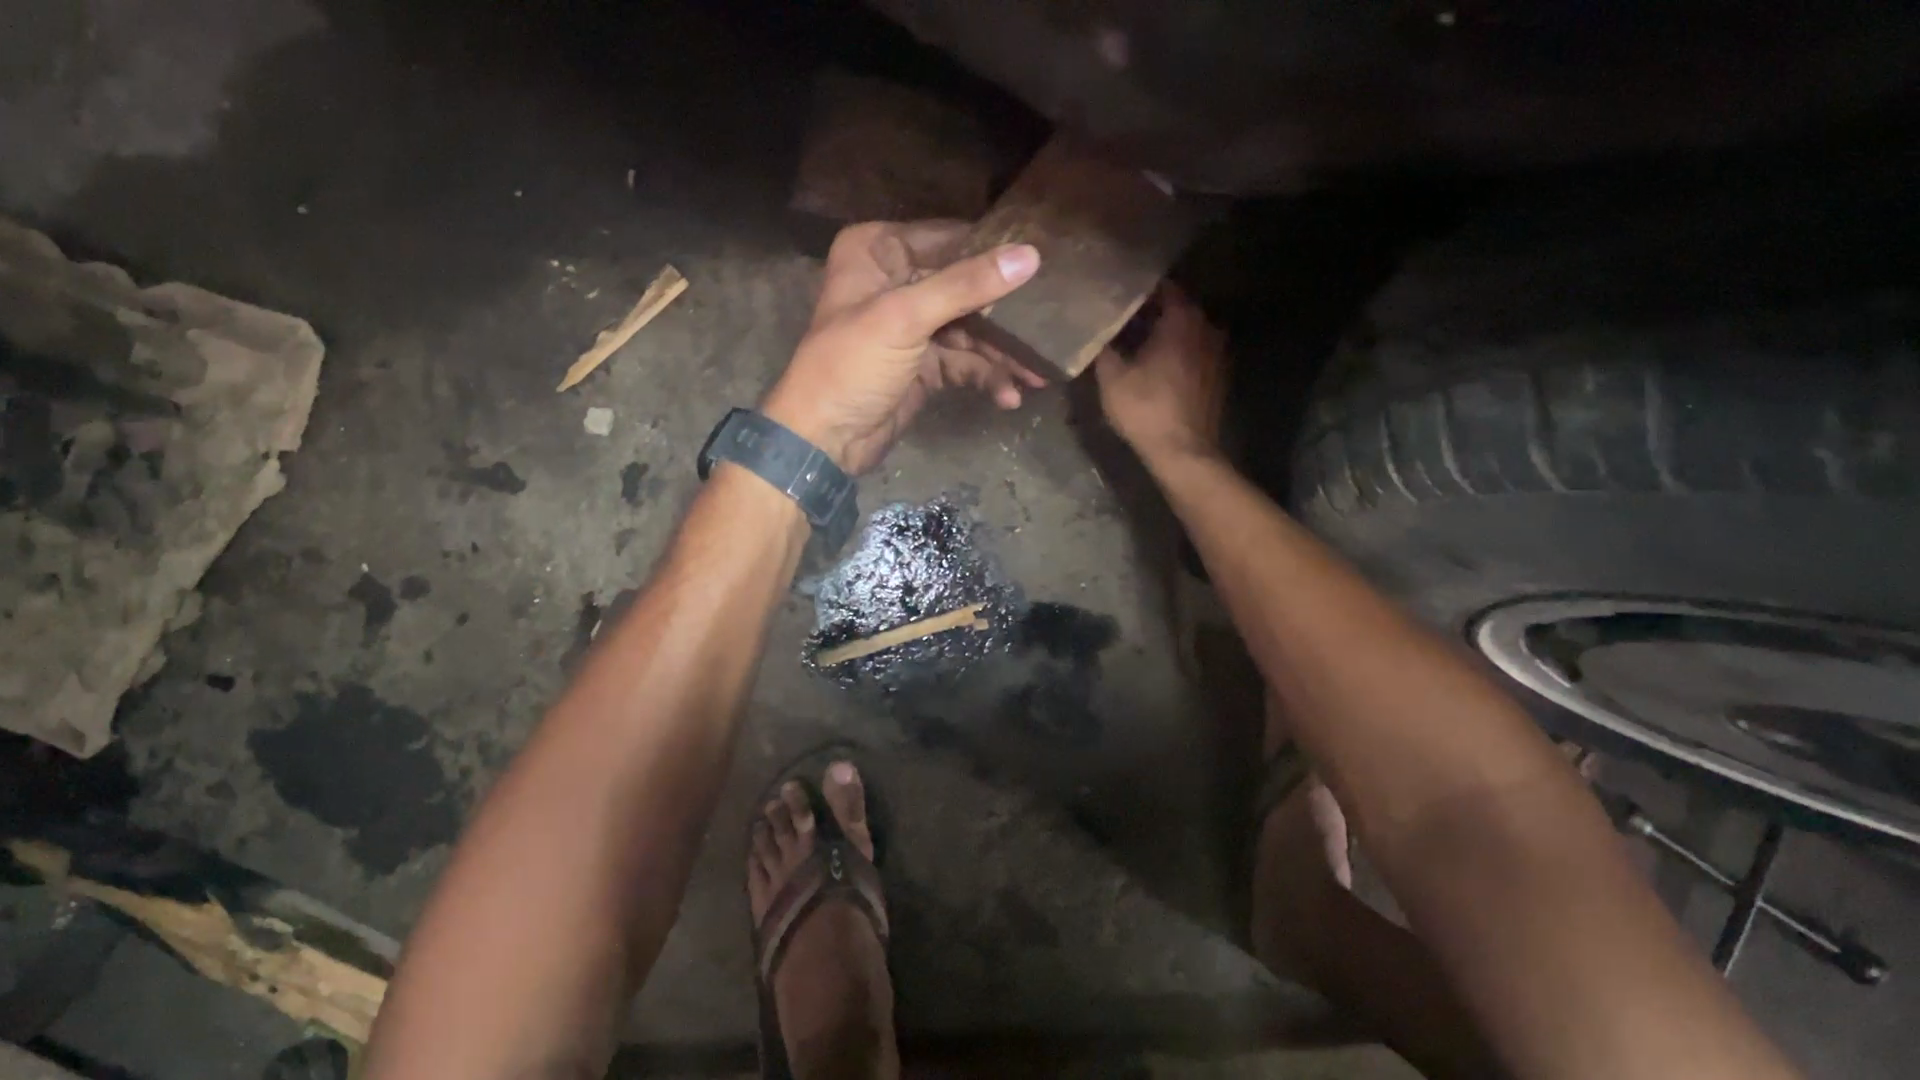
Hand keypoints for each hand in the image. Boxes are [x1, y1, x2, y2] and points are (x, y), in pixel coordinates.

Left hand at [761, 221, 1043, 473]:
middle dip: (1004, 312)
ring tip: (1038, 372)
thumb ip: (967, 285)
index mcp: (876, 251)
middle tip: (1049, 320)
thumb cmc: (851, 364)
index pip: (947, 238)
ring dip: (1001, 353)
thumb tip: (1030, 255)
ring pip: (969, 328)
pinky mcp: (922, 365)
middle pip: (964, 285)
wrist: (823, 440)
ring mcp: (910, 326)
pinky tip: (1010, 395)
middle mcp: (894, 280)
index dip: (992, 251)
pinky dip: (985, 377)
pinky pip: (963, 362)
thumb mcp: (905, 316)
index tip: (1043, 259)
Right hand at [1095, 283, 1228, 464]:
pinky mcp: (1220, 376)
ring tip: (1139, 343)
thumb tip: (1094, 328)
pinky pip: (1197, 352)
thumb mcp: (1111, 378)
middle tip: (1124, 318)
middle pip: (1178, 308)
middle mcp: (1207, 327)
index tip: (1120, 293)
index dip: (1141, 289)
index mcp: (1182, 319)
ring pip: (1189, 331)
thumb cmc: (1146, 409)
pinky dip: (1180, 353)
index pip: (1164, 287)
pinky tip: (1159, 367)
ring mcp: (1218, 352)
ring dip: (1167, 334)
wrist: (1183, 452)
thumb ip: (1103, 346)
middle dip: (1153, 312)